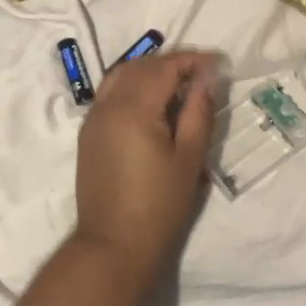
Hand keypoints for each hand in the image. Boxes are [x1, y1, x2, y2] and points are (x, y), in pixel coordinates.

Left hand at [72, 50, 219, 283]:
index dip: (192, 60)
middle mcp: (108, 105)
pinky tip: (152, 101)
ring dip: (149, 70)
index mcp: (133, 109)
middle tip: (201, 71)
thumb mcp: (189, 160)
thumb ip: (198, 114)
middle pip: (140, 66)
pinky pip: (109, 93)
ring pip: (120, 76)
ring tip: (178, 82)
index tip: (217, 63)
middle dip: (171, 62)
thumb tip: (205, 80)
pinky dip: (132, 85)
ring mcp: (93, 118)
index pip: (164, 67)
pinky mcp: (88, 134)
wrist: (113, 245)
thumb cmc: (159, 207)